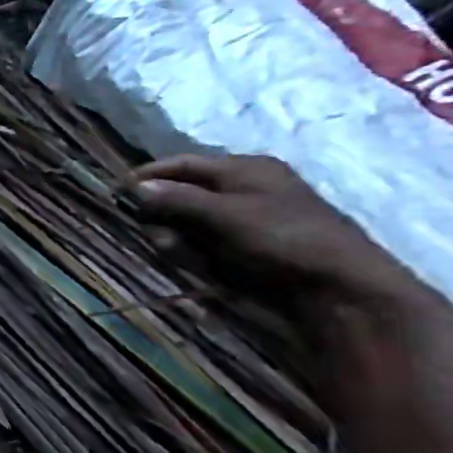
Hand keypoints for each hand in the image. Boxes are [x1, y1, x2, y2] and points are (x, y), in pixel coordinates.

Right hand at [130, 154, 415, 305]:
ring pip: (189, 226)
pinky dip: (194, 256)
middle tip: (157, 235)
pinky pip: (204, 248)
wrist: (337, 289)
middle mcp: (242, 191)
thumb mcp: (226, 214)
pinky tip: (199, 268)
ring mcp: (244, 224)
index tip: (115, 192)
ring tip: (183, 257)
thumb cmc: (284, 239)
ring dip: (177, 241)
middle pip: (182, 196)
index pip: (184, 163)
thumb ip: (178, 200)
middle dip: (163, 216)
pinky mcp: (245, 253)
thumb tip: (135, 188)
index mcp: (245, 169)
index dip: (148, 175)